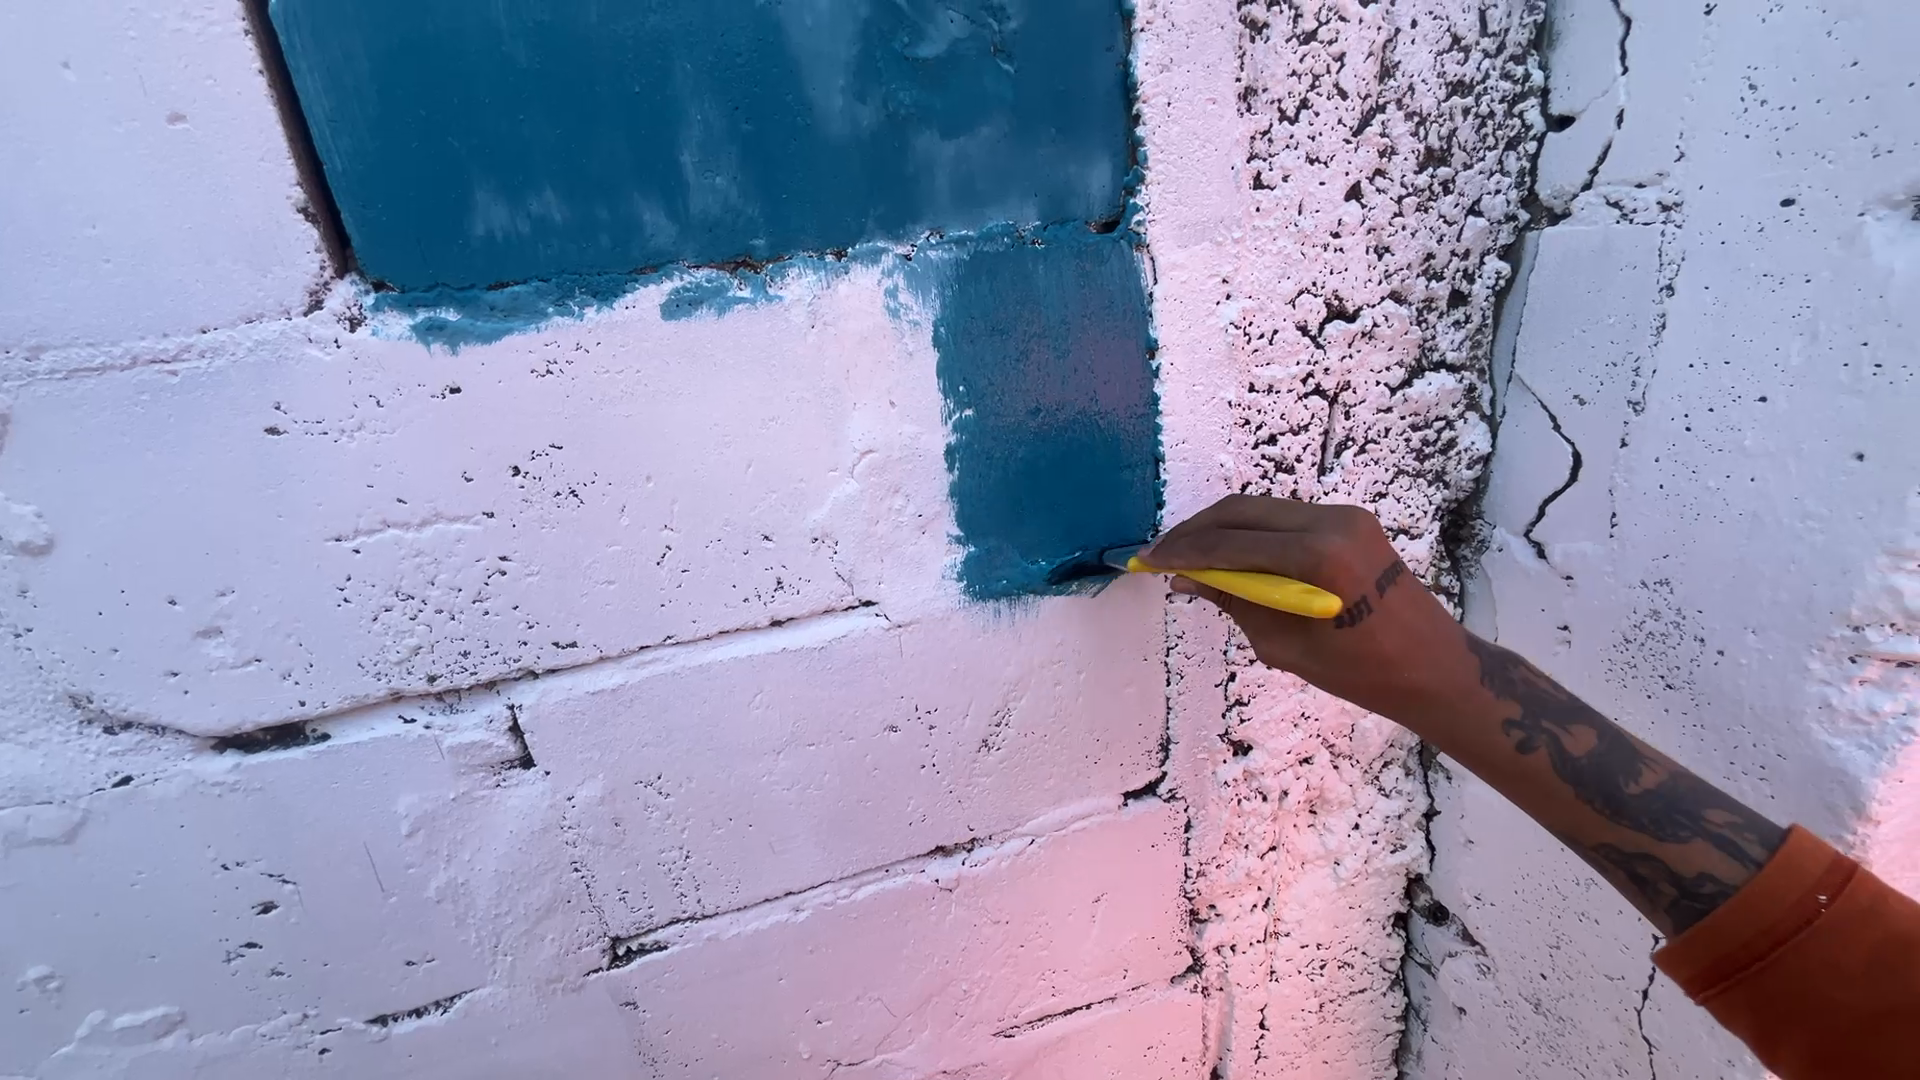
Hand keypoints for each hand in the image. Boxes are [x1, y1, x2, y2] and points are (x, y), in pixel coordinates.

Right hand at [1145, 495, 1469, 723]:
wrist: (1434, 667)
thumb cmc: (1361, 671)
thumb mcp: (1283, 643)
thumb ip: (1232, 600)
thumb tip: (1185, 579)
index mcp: (1317, 556)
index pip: (1228, 544)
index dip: (1181, 552)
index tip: (1146, 561)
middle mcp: (1329, 521)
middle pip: (1238, 512)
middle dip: (1193, 532)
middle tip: (1160, 554)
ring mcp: (1342, 515)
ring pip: (1258, 509)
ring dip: (1217, 529)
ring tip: (1186, 555)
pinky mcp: (1348, 520)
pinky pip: (1281, 518)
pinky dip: (1247, 533)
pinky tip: (1227, 554)